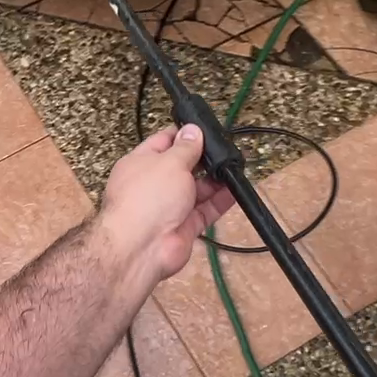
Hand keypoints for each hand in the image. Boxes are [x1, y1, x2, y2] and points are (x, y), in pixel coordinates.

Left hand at [97, 126, 234, 285]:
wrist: (142, 247)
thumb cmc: (145, 199)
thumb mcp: (169, 162)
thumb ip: (185, 148)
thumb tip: (192, 130)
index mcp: (140, 163)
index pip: (163, 142)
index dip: (183, 135)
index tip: (204, 130)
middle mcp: (153, 184)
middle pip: (182, 166)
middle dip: (203, 159)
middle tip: (224, 151)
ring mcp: (168, 206)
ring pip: (196, 190)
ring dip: (215, 180)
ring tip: (234, 169)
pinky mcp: (182, 226)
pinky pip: (205, 211)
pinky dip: (220, 202)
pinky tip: (235, 191)